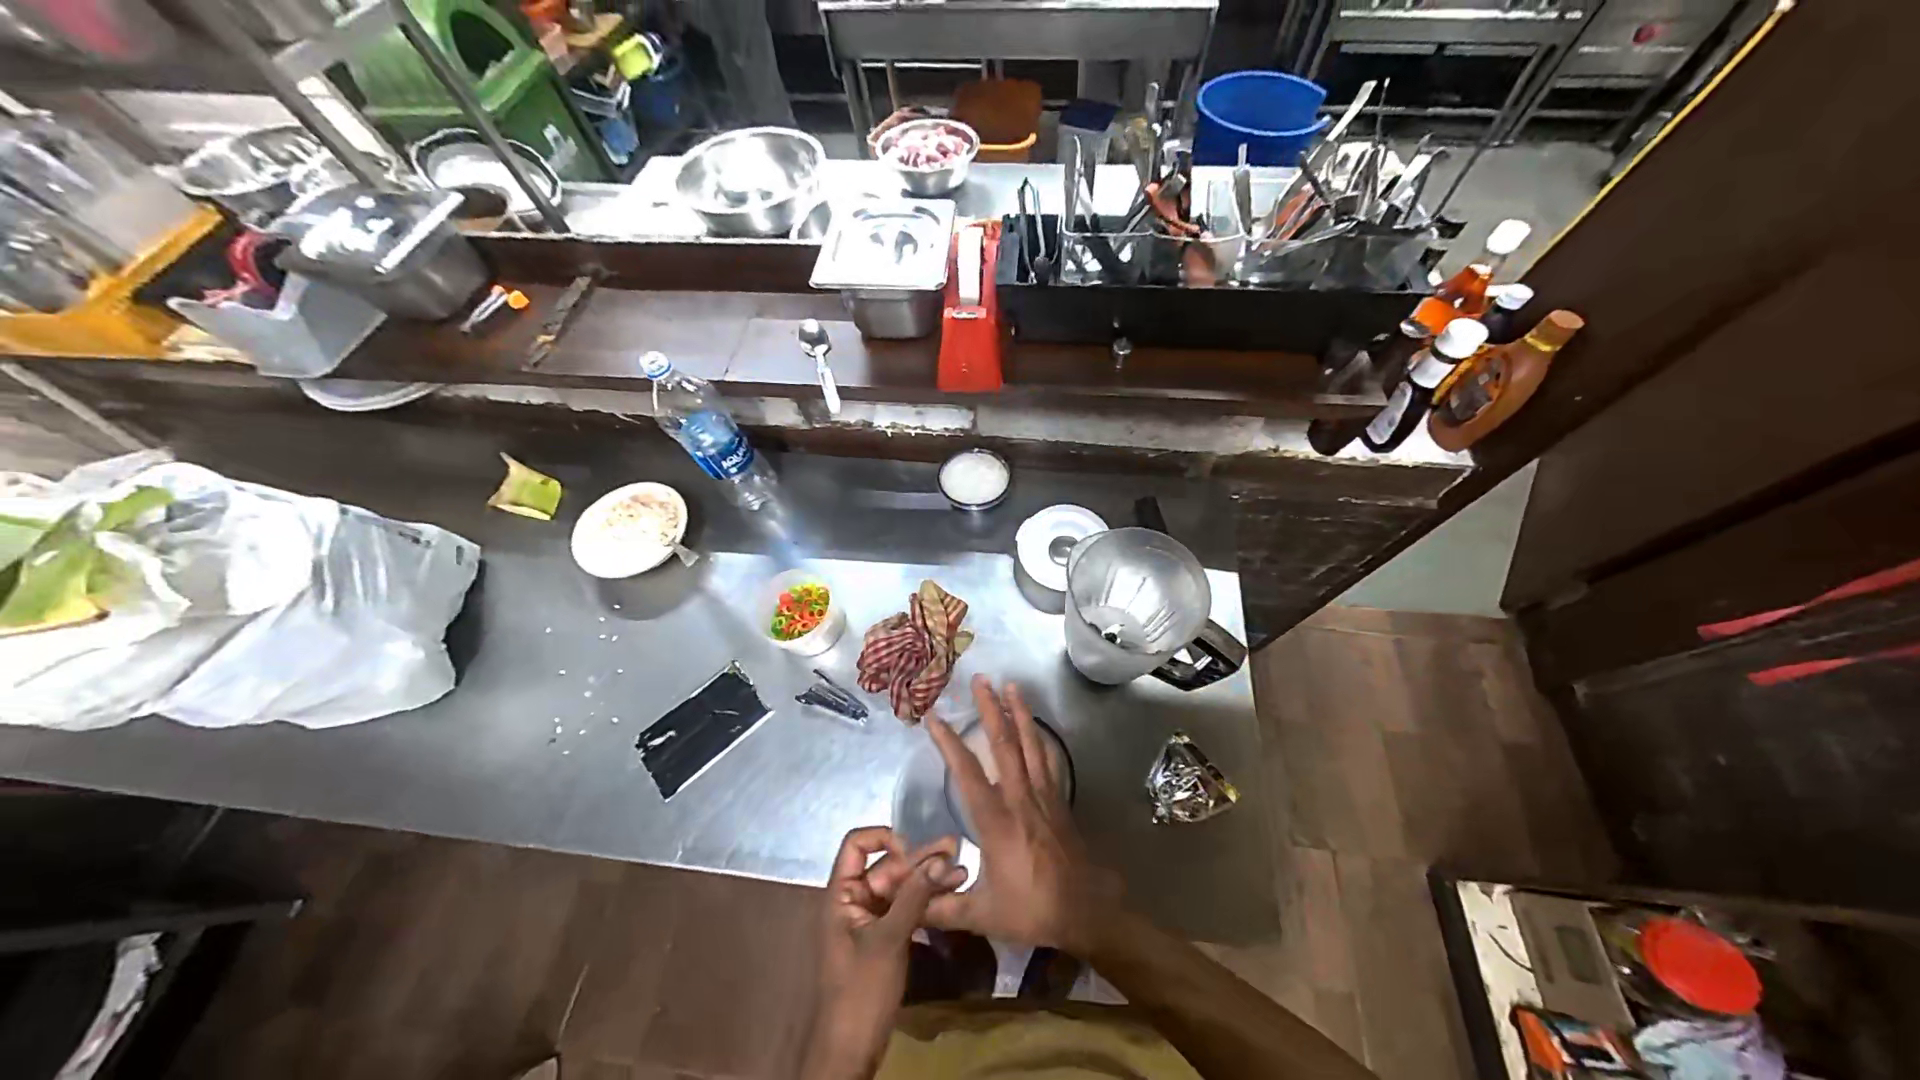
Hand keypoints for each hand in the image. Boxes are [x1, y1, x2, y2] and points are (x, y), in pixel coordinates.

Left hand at [802, 826, 965, 1079]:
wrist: (851, 1050)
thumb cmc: (861, 990)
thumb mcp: (888, 940)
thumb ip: (913, 897)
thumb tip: (940, 859)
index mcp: (841, 894)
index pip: (856, 845)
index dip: (882, 838)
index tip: (912, 849)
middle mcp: (855, 900)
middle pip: (886, 866)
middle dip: (919, 859)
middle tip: (955, 849)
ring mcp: (870, 920)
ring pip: (900, 887)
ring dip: (928, 878)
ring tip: (961, 870)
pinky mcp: (885, 938)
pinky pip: (905, 908)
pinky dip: (926, 900)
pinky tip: (951, 893)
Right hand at [925, 676, 1124, 955]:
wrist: (1086, 911)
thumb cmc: (1033, 909)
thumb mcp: (982, 915)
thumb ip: (941, 908)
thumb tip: (902, 902)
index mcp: (996, 820)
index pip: (967, 772)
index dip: (949, 743)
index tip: (935, 718)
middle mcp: (1019, 798)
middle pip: (1003, 744)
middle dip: (990, 709)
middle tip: (980, 680)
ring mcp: (1043, 796)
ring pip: (1030, 745)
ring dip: (1019, 713)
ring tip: (1011, 687)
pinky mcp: (1059, 802)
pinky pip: (1048, 761)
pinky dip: (1041, 740)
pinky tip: (1037, 728)